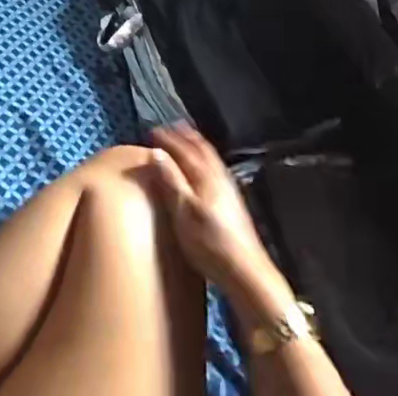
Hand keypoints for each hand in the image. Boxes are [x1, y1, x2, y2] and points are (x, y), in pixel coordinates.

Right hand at [149, 124, 293, 316]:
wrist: (245, 270)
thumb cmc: (209, 242)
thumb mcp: (183, 212)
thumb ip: (170, 181)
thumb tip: (156, 152)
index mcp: (204, 174)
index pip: (184, 149)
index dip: (168, 139)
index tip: (152, 132)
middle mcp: (218, 175)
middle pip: (201, 148)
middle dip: (185, 136)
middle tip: (170, 127)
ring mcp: (228, 187)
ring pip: (210, 156)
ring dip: (196, 145)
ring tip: (186, 139)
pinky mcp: (233, 200)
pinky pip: (215, 166)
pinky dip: (206, 158)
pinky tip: (204, 168)